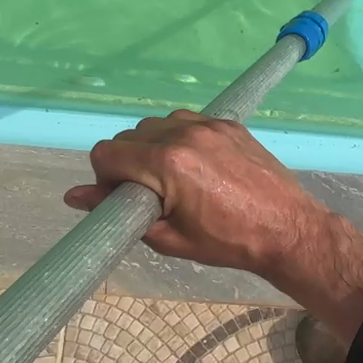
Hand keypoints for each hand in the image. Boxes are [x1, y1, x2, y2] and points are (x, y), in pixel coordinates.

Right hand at [66, 111, 362, 339]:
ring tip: (173, 179)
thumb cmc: (229, 241)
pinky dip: (181, 139)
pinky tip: (197, 165)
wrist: (287, 228)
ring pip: (159, 125)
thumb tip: (75, 197)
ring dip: (154, 147)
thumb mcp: (168, 237)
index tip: (123, 199)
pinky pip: (189, 122)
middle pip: (130, 136)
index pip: (107, 153)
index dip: (105, 178)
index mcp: (167, 161)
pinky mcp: (231, 124)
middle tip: (149, 194)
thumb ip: (119, 212)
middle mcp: (186, 134)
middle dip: (129, 163)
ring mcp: (211, 125)